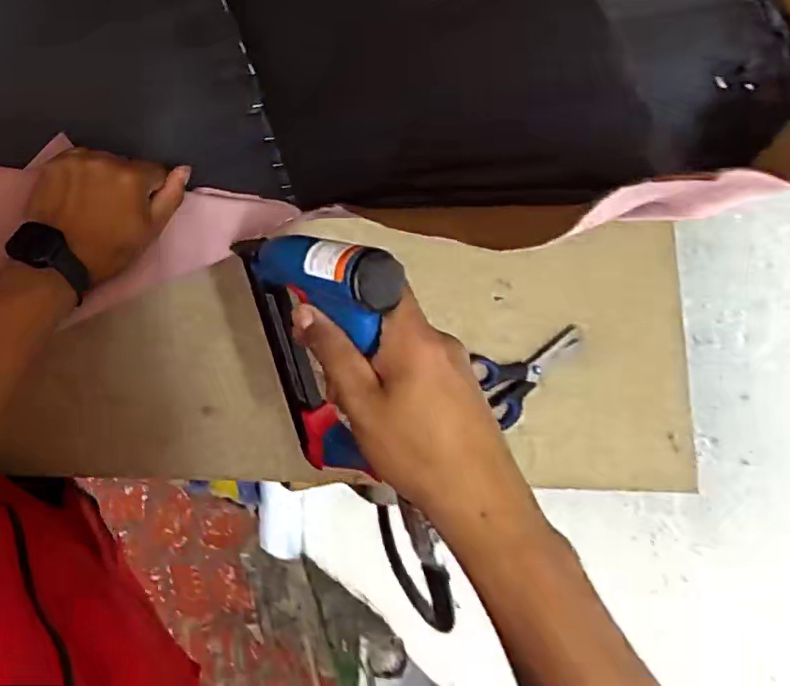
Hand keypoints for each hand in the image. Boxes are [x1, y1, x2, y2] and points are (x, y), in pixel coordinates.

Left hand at [24, 149, 189, 285]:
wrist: (58, 260)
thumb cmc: (108, 251)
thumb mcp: (149, 231)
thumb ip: (170, 197)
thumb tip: (183, 169)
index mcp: (133, 176)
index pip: (154, 172)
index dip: (148, 191)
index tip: (134, 208)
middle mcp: (106, 159)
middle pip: (125, 164)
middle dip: (123, 180)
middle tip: (110, 207)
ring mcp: (78, 160)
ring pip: (100, 161)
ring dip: (99, 174)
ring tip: (88, 200)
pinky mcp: (54, 164)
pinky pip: (76, 161)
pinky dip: (77, 173)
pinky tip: (71, 192)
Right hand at [292, 293, 544, 540]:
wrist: (483, 509)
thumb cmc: (417, 454)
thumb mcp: (360, 402)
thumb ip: (332, 351)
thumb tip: (306, 310)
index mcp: (415, 337)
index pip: (380, 281)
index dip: (342, 280)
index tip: (313, 296)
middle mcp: (439, 341)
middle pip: (384, 314)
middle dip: (349, 332)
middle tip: (329, 366)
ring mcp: (455, 364)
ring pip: (396, 342)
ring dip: (367, 357)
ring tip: (354, 400)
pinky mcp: (460, 387)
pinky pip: (414, 362)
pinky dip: (389, 373)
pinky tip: (382, 410)